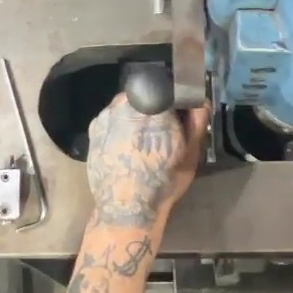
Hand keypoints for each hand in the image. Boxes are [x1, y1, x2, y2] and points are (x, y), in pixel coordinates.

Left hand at [84, 95, 207, 227]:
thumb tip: (199, 100)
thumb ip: (196, 121)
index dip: (175, 96)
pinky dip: (120, 123)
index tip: (179, 110)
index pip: (168, 86)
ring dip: (136, 111)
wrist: (125, 207)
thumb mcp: (190, 153)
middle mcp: (127, 103)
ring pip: (126, 102)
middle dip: (155, 103)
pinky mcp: (94, 127)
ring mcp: (107, 114)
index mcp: (155, 105)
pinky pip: (112, 116)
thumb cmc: (163, 180)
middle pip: (145, 91)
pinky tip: (126, 142)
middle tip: (161, 126)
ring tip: (142, 136)